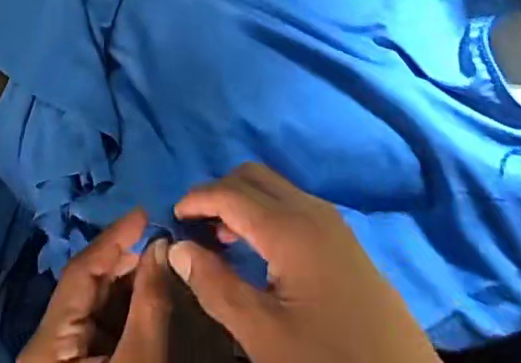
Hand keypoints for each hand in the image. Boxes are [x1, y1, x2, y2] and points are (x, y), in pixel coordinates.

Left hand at [19, 208, 173, 362]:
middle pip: (88, 287)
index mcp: (49, 337)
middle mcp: (48, 341)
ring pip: (97, 308)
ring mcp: (63, 356)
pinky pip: (102, 329)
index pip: (80, 270)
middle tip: (162, 243)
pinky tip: (152, 301)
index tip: (143, 213)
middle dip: (125, 263)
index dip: (113, 239)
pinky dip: (128, 313)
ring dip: (129, 287)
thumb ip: (148, 306)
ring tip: (163, 267)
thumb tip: (160, 248)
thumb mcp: (139, 361)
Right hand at [166, 163, 437, 362]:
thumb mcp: (264, 335)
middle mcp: (312, 212)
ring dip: (243, 202)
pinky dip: (267, 213)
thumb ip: (215, 286)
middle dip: (219, 192)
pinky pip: (295, 207)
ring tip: (223, 240)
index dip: (195, 199)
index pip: (229, 192)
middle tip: (197, 226)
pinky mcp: (348, 246)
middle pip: (253, 176)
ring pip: (275, 189)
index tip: (172, 218)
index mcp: (290, 227)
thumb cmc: (329, 360)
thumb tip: (178, 248)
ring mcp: (335, 226)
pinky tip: (262, 252)